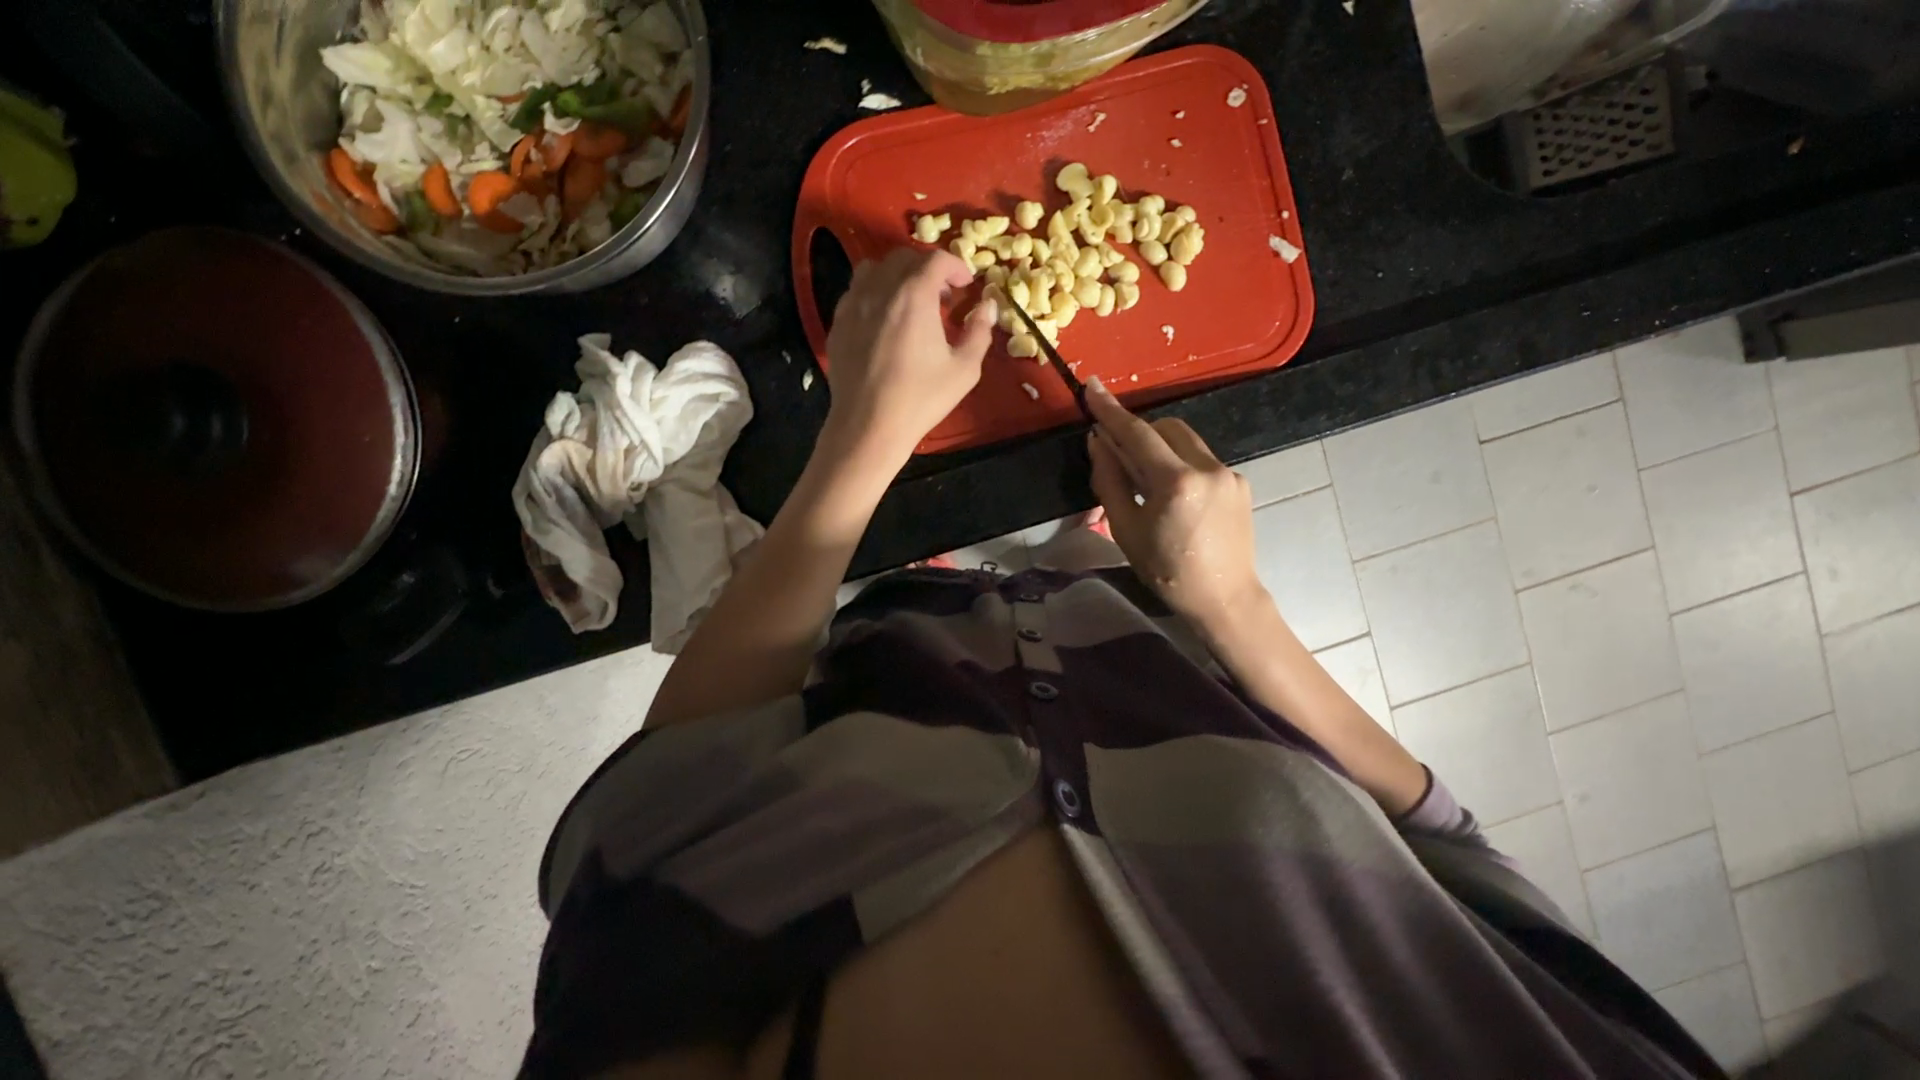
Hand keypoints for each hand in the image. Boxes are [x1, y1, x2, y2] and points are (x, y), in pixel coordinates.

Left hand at [822, 247, 996, 465]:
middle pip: (904, 257)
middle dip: (927, 269)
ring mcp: (853, 304)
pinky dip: (874, 293)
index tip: (966, 285)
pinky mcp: (837, 323)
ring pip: (874, 269)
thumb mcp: (965, 369)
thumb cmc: (921, 398)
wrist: (868, 426)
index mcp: (914, 295)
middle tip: (942, 295)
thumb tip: (988, 305)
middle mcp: (880, 289)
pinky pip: (855, 292)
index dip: (956, 266)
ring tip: (909, 301)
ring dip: (896, 275)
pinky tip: (884, 320)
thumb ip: (979, 330)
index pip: (936, 259)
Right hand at [1084, 377, 1265, 627]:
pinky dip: (1180, 463)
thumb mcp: (1126, 530)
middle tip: (1116, 453)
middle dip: (1137, 431)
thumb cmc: (1168, 572)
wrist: (1224, 598)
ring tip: (1145, 477)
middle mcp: (1207, 468)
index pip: (1136, 434)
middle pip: (1165, 427)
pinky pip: (1201, 458)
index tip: (1091, 387)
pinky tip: (1173, 494)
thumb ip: (1110, 480)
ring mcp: (1228, 473)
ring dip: (1160, 445)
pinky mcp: (1239, 481)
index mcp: (1176, 483)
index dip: (1110, 410)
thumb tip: (1097, 442)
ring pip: (1185, 439)